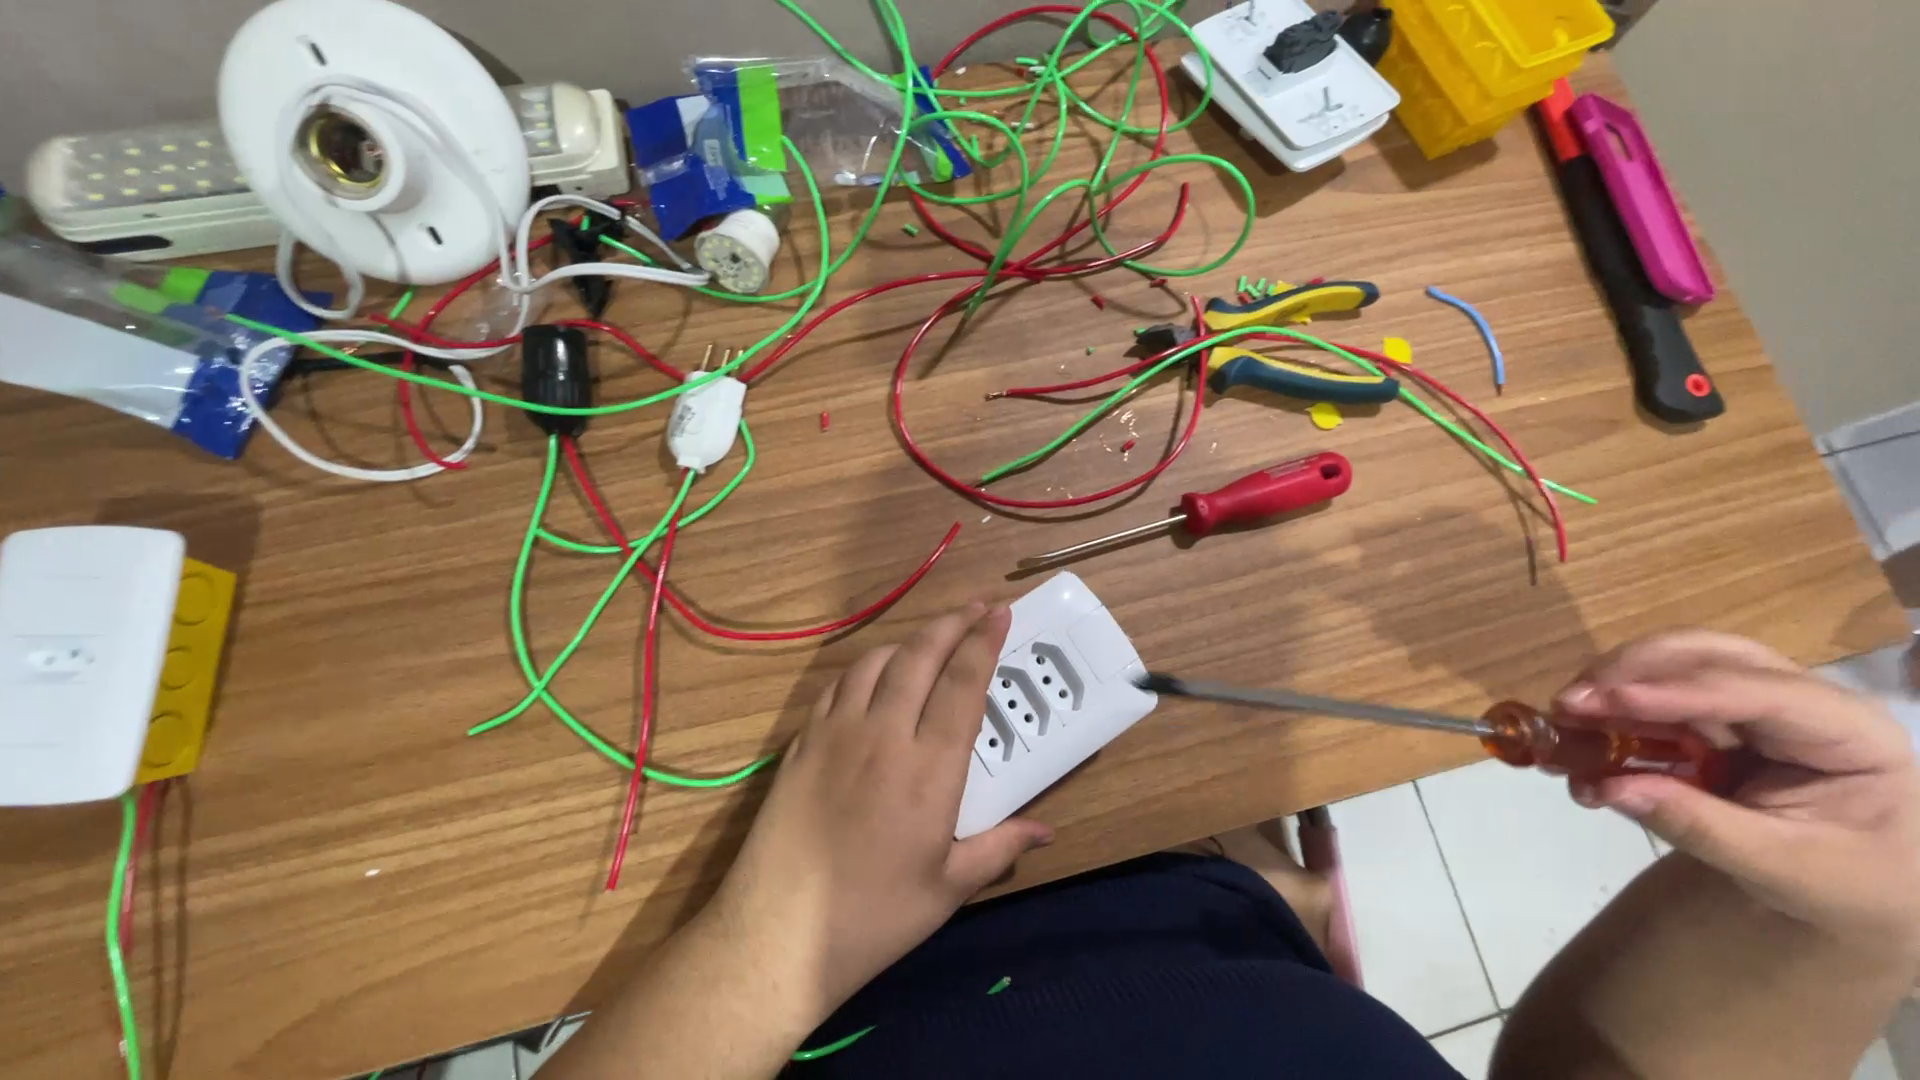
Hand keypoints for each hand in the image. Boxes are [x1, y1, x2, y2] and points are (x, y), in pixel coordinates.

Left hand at [706, 601, 1053, 1027]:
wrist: (777, 934)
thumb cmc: (873, 917)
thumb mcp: (947, 889)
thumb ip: (998, 848)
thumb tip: (1046, 830)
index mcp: (929, 769)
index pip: (962, 684)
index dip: (983, 642)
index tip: (999, 613)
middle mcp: (883, 735)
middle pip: (920, 657)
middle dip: (952, 623)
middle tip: (976, 608)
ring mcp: (835, 734)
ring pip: (875, 662)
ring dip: (909, 641)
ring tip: (931, 640)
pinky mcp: (801, 743)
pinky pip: (838, 686)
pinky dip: (865, 668)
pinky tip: (875, 677)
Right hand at [1556, 630, 1919, 946]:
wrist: (1854, 887)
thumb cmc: (1840, 881)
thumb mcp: (1781, 868)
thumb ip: (1698, 826)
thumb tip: (1607, 788)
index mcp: (1850, 733)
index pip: (1759, 694)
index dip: (1676, 692)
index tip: (1603, 700)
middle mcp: (1804, 698)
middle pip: (1711, 655)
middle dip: (1633, 671)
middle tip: (1570, 702)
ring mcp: (1757, 698)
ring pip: (1676, 660)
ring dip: (1614, 681)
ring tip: (1566, 714)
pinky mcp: (1716, 711)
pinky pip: (1658, 690)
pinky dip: (1614, 704)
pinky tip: (1581, 728)